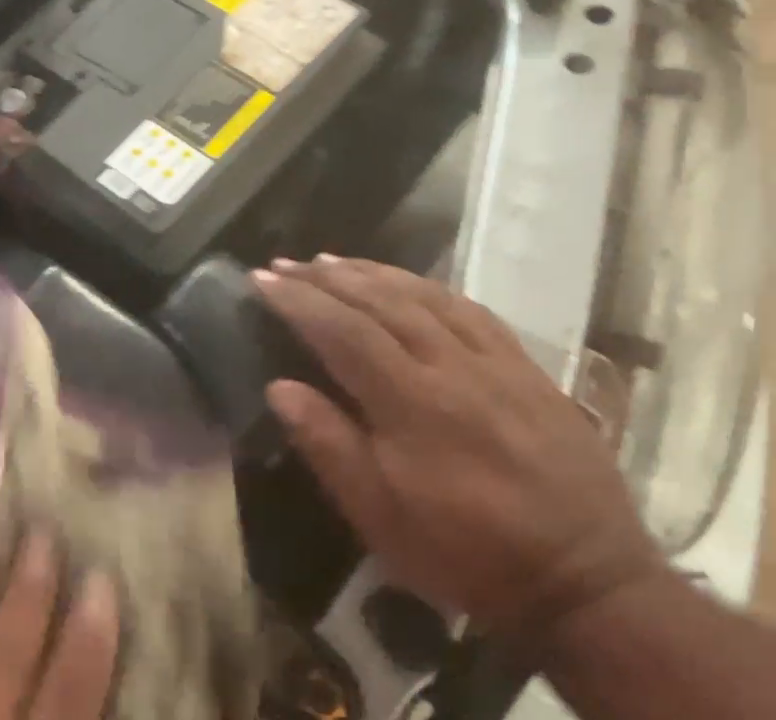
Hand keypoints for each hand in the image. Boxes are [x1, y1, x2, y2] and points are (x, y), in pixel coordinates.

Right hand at [252, 256, 668, 637]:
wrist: (588, 587)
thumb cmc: (465, 554)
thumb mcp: (379, 516)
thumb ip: (328, 446)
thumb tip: (279, 387)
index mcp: (415, 406)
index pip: (344, 332)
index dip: (298, 301)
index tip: (261, 279)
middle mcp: (458, 372)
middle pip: (385, 304)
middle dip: (328, 279)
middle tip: (285, 263)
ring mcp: (503, 369)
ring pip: (431, 300)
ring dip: (375, 274)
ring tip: (333, 261)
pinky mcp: (534, 376)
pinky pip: (476, 314)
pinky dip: (432, 290)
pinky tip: (409, 285)